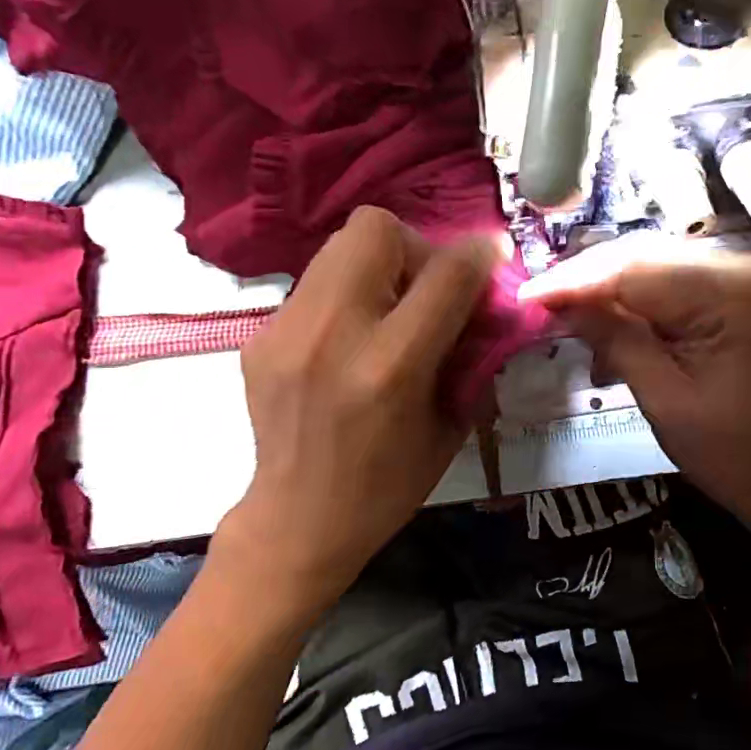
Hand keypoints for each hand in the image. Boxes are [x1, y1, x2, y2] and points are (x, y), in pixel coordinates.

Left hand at [216, 207, 496, 616]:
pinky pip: (313, 286)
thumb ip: (470, 353)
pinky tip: (344, 343)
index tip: (491, 256)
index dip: (480, 254)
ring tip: (382, 313)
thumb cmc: (388, 485)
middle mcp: (333, 334)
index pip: (447, 274)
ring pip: (338, 246)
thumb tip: (484, 298)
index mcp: (391, 366)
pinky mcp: (258, 337)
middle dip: (413, 248)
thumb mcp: (450, 425)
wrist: (298, 520)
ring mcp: (285, 331)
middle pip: (375, 229)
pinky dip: (341, 299)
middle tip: (421, 291)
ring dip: (375, 267)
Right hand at [519, 234, 750, 540]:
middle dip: (594, 280)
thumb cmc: (736, 457)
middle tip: (542, 301)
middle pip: (653, 259)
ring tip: (572, 315)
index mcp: (742, 295)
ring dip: (617, 290)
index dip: (577, 281)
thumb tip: (556, 298)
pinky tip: (617, 323)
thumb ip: (613, 338)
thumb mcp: (664, 399)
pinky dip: (648, 301)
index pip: (638, 271)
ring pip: (666, 267)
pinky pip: (687, 284)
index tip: (528, 295)